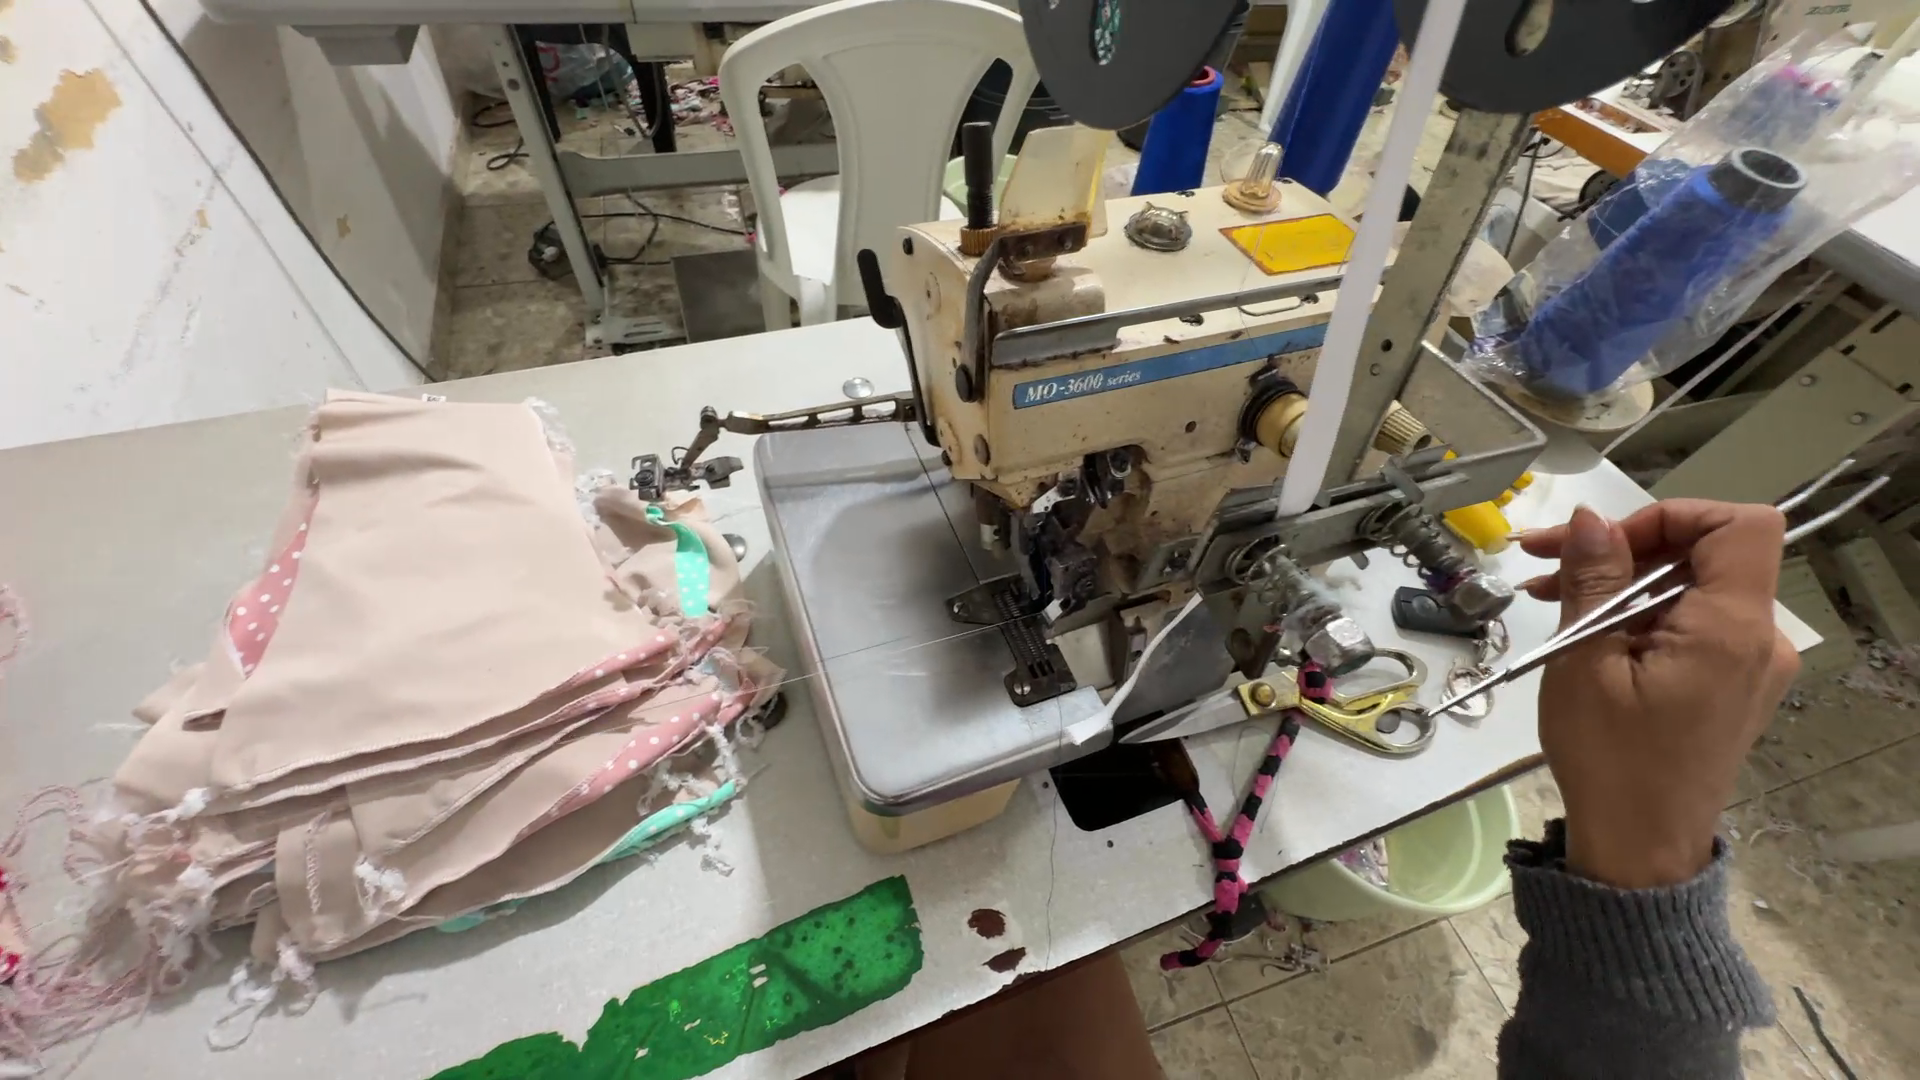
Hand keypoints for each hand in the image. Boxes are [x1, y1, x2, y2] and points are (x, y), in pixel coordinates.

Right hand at [1517, 501, 1798, 888]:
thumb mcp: (1584, 661)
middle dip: (1619, 545)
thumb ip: (1595, 584)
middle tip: (1538, 558)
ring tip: (1543, 593)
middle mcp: (1757, 637)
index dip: (1666, 516)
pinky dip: (1631, 610)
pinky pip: (1685, 621)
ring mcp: (1744, 660)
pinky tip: (1580, 626)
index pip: (1738, 526)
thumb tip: (1590, 519)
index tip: (1596, 542)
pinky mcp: (1724, 679)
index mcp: (1731, 629)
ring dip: (1616, 578)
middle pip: (1704, 553)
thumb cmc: (1608, 752)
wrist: (1639, 839)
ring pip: (1687, 587)